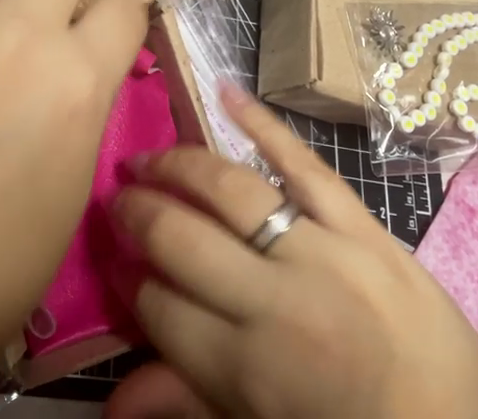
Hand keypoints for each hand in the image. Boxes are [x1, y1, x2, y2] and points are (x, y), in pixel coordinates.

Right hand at [105, 83, 477, 418]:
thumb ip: (187, 402)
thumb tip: (113, 398)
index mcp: (247, 368)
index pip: (157, 305)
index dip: (127, 280)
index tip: (118, 266)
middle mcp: (276, 303)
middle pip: (180, 237)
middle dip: (136, 215)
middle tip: (117, 203)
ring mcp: (323, 254)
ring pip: (229, 190)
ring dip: (175, 166)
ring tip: (146, 161)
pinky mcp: (363, 226)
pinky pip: (305, 164)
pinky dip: (263, 122)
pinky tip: (224, 89)